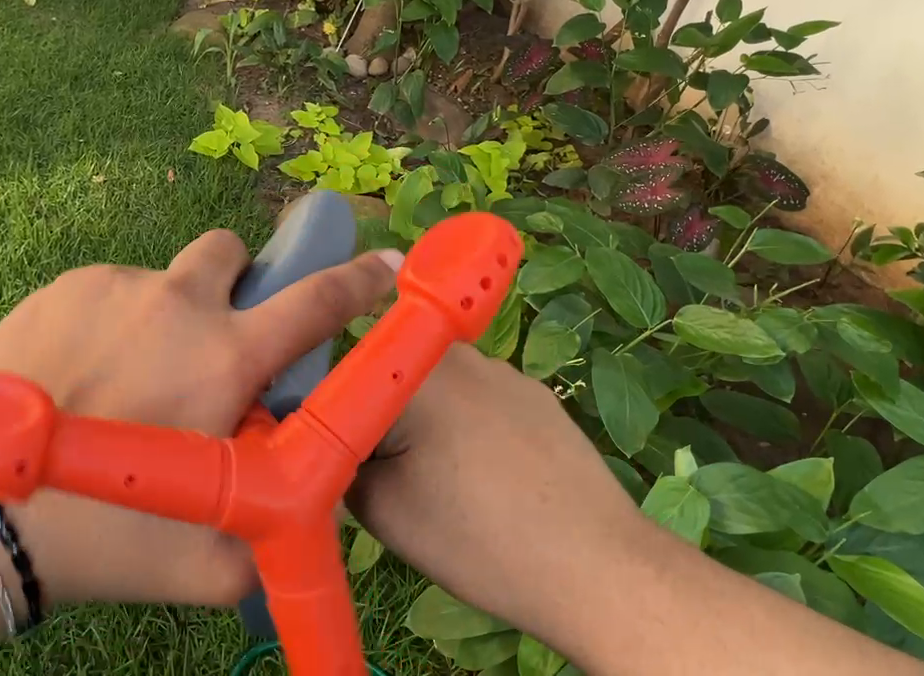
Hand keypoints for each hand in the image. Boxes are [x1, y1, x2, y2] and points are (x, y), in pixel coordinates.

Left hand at [0, 230, 398, 607]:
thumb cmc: (104, 537)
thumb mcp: (211, 561)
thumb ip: (271, 529)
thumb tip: (292, 501)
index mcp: (224, 358)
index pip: (316, 304)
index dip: (358, 281)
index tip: (383, 263)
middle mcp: (175, 304)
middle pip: (227, 250)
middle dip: (231, 283)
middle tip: (208, 336)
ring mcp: (113, 286)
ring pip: (160, 278)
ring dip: (162, 314)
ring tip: (126, 378)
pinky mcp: (64, 286)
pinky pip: (108, 290)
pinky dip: (111, 320)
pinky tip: (81, 372)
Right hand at [347, 345, 651, 630]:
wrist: (597, 570)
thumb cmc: (475, 536)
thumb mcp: (378, 507)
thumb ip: (336, 459)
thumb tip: (326, 441)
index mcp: (408, 367)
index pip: (340, 371)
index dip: (327, 412)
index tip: (334, 453)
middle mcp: (454, 352)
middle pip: (388, 373)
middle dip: (377, 414)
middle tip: (384, 471)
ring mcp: (502, 370)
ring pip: (432, 386)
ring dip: (421, 419)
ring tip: (440, 479)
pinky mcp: (536, 395)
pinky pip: (477, 399)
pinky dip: (466, 427)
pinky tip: (485, 477)